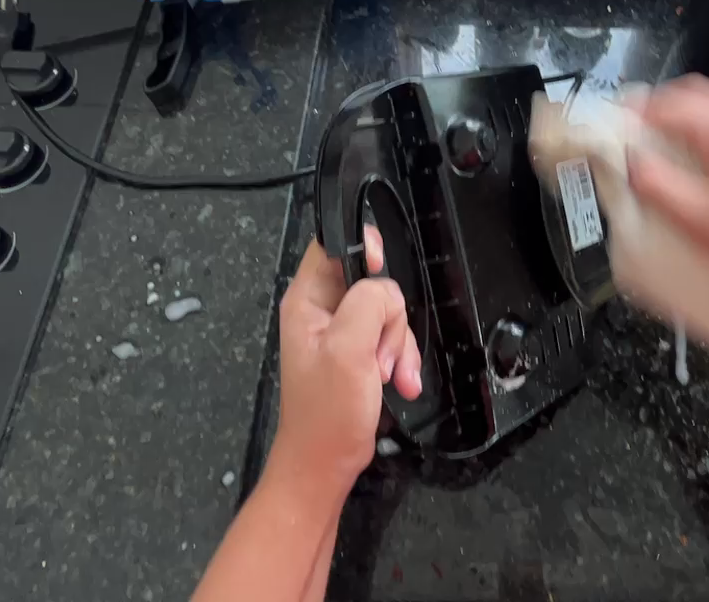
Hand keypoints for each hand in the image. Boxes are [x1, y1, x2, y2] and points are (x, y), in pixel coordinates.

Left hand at [269, 231, 422, 494]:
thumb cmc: (326, 413)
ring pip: (389, 311)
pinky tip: (399, 381)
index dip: (361, 246)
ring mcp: (343, 331)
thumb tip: (386, 289)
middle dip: (389, 317)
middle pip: (373, 281)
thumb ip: (368, 304)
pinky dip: (401, 358)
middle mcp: (323, 310)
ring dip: (398, 343)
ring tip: (386, 373)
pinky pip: (393, 336)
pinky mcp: (360, 350)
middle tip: (378, 350)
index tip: (378, 269)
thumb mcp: (347, 350)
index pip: (332, 243)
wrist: (327, 465)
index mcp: (307, 300)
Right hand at [627, 75, 708, 289]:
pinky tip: (707, 160)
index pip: (668, 104)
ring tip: (666, 144)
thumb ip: (656, 184)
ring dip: (687, 115)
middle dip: (660, 105)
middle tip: (636, 129)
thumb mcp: (698, 220)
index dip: (635, 111)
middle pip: (695, 93)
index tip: (615, 124)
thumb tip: (631, 161)